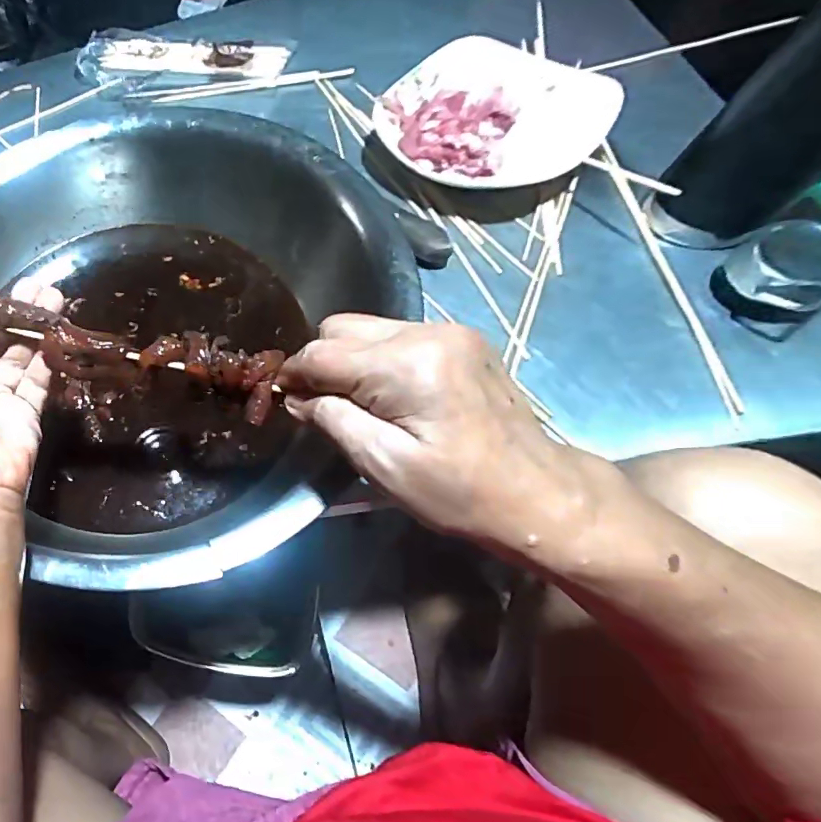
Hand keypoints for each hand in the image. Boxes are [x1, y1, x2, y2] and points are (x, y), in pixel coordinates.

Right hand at [277, 314, 604, 553]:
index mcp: (407, 364)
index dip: (294, 375)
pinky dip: (375, 360)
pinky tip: (383, 394)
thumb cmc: (458, 492)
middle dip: (320, 363)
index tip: (283, 400)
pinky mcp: (461, 341)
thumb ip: (333, 420)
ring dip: (348, 361)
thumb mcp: (383, 465)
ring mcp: (449, 332)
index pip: (323, 352)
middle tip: (318, 406)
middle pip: (341, 327)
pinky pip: (396, 336)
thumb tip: (297, 397)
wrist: (537, 494)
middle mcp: (428, 332)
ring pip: (367, 328)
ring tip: (351, 403)